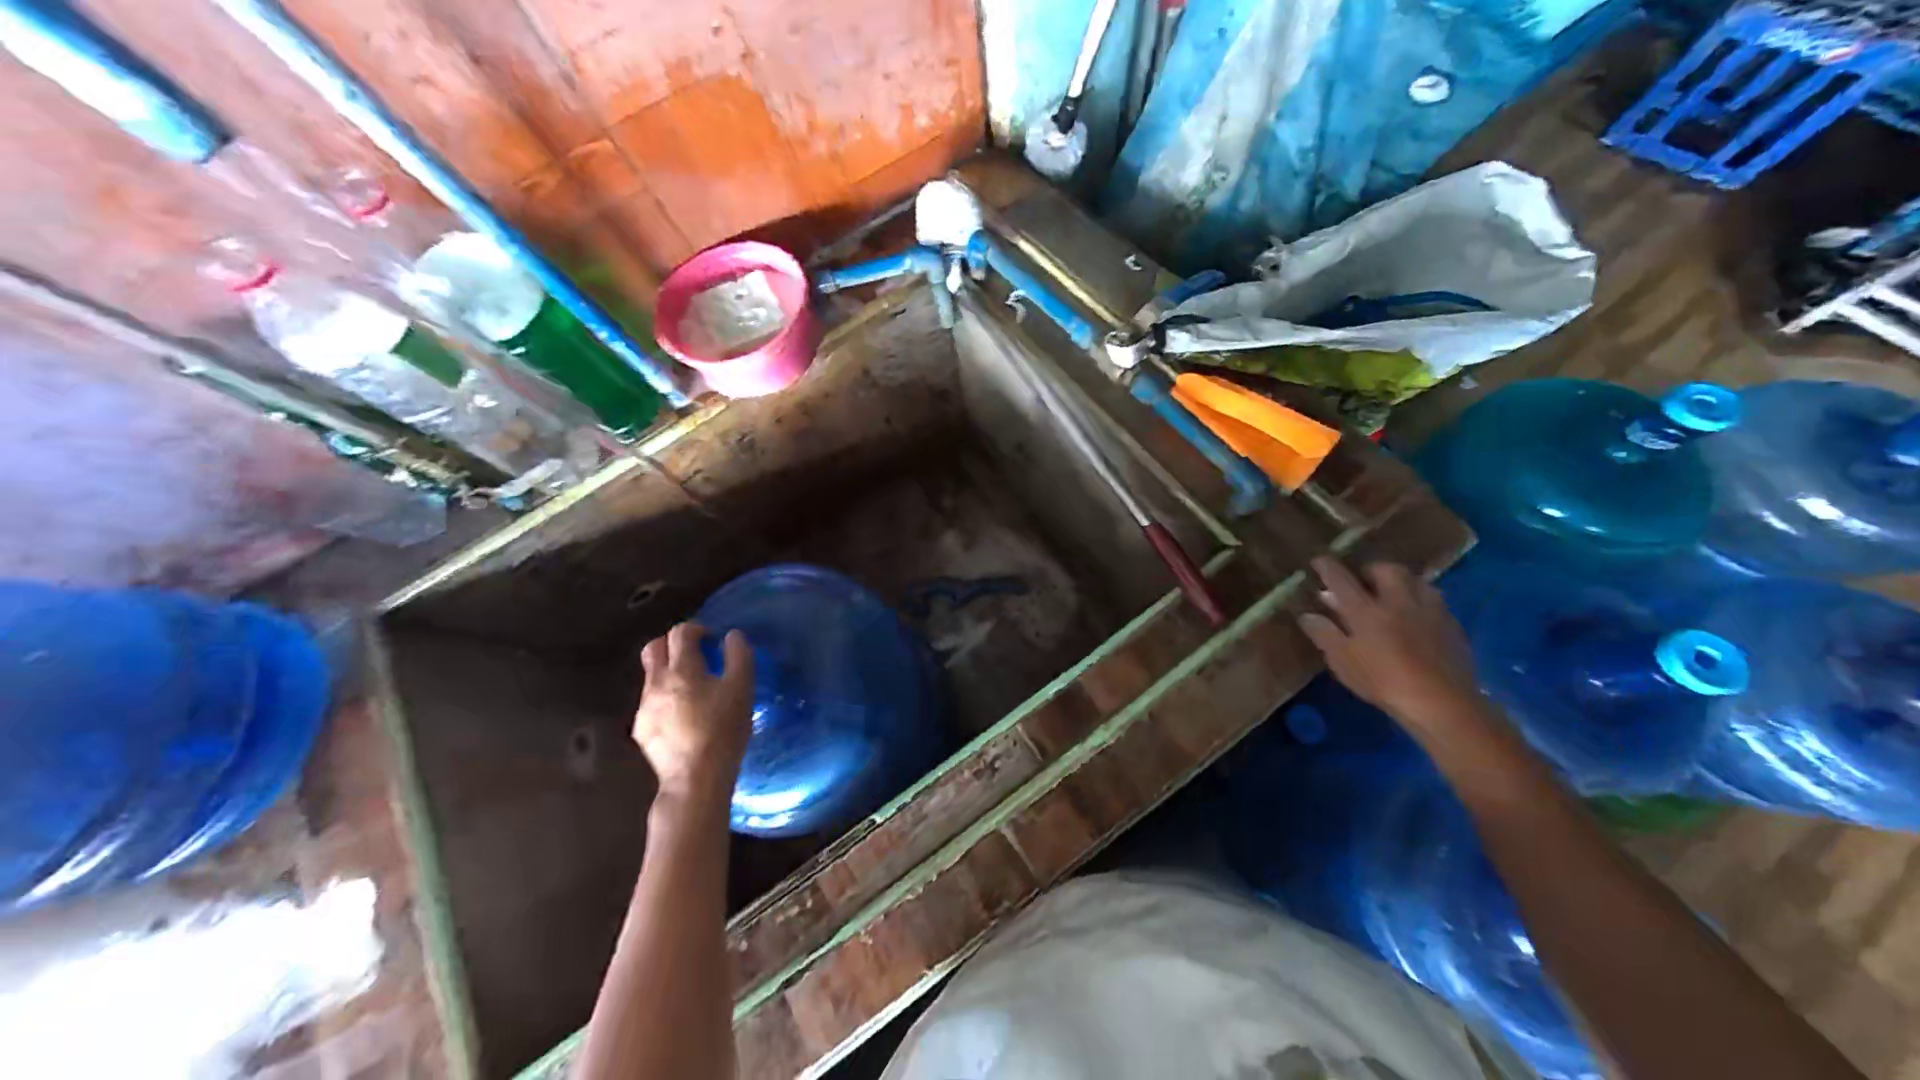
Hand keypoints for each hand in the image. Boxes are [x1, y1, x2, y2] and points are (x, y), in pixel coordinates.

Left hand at [632, 623, 754, 800]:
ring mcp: (645, 707)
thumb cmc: (723, 731)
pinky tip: (682, 717)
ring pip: (651, 676)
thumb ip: (739, 656)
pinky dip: (665, 699)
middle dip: (672, 643)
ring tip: (692, 689)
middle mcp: (656, 683)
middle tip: (694, 654)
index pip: (681, 632)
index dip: (697, 629)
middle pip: (654, 647)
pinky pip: (650, 702)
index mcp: (682, 669)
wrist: (694, 778)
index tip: (712, 639)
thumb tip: (732, 636)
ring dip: (669, 672)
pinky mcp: (641, 729)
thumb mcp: (742, 690)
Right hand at [1298, 557, 1480, 725]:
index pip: (1342, 580)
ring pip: (1415, 580)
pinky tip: (1416, 616)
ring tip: (1392, 593)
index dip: (1328, 567)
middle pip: (1386, 570)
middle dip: (1371, 569)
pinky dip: (1419, 600)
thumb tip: (1307, 614)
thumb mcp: (1342, 662)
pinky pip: (1434, 600)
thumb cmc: (1382, 681)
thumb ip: (1324, 634)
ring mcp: (1428, 610)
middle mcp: (1398, 602)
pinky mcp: (1451, 624)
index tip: (1319, 559)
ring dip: (1400, 581)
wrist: (1441, 702)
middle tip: (1362, 580)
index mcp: (1366, 611)